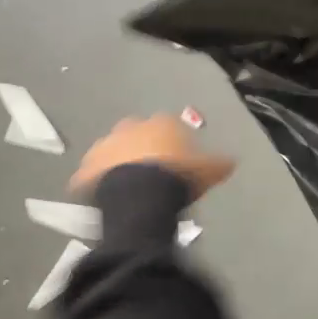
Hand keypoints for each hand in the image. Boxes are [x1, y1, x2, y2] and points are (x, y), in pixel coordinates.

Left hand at [70, 115, 235, 198]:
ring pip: (113, 150)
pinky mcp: (86, 169)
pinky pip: (94, 173)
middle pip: (137, 132)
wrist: (139, 195)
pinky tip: (112, 192)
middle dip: (143, 143)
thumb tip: (231, 161)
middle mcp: (130, 128)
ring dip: (121, 160)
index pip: (170, 123)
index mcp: (162, 124)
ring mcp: (104, 147)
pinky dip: (101, 179)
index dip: (176, 139)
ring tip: (133, 180)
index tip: (182, 154)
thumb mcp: (211, 171)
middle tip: (155, 164)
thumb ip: (219, 163)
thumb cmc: (178, 176)